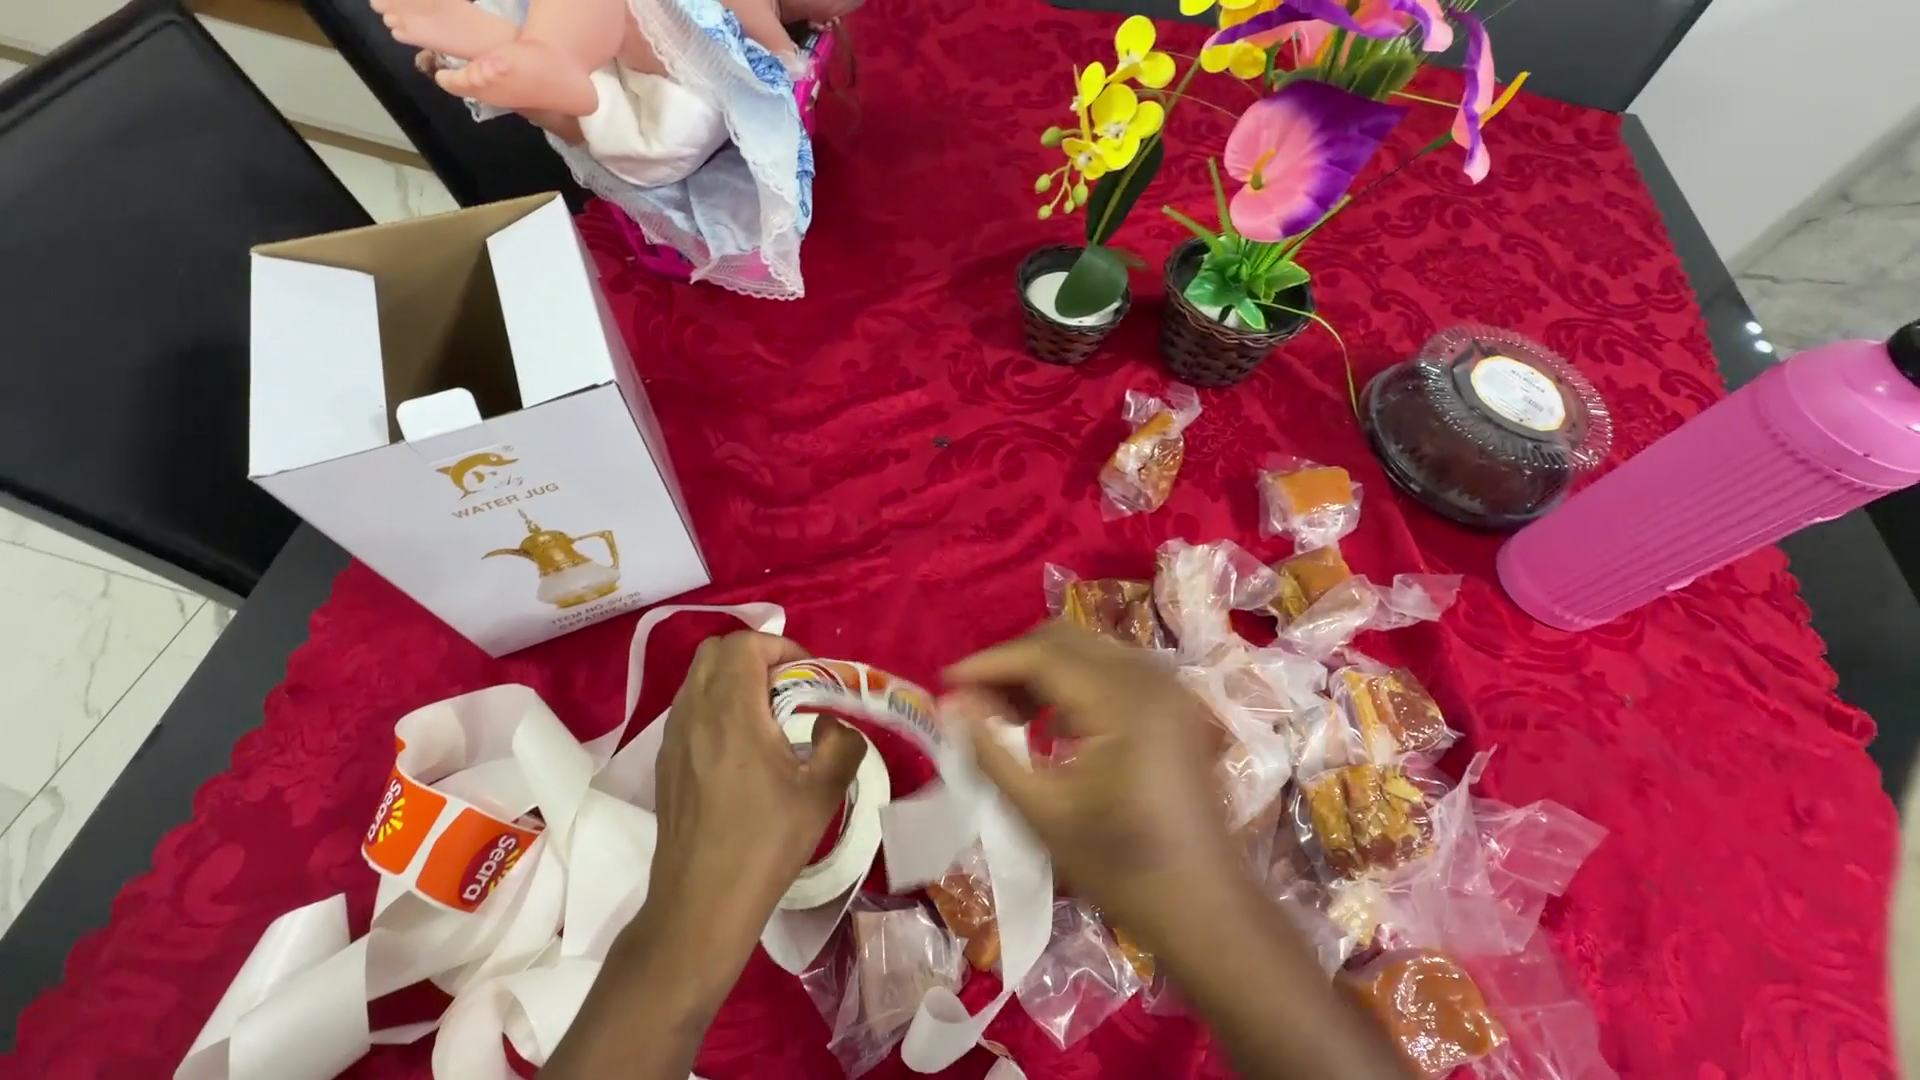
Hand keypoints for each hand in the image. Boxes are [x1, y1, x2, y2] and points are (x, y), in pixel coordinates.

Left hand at [548, 632, 866, 1079]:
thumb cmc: (765, 843)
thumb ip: (842, 743)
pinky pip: (689, 707)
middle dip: (756, 655)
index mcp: (731, 711)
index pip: (746, 644)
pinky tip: (742, 747)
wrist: (701, 902)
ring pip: (698, 678)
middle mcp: (694, 713)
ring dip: (734, 679)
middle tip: (789, 687)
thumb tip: (832, 726)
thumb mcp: (823, 793)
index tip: (808, 676)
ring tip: (768, 715)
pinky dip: (716, 704)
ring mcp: (672, 737)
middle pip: (716, 651)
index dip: (781, 647)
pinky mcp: (665, 761)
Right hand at [942, 623, 1240, 939]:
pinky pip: (1112, 672)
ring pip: (1088, 651)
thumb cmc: (1121, 870)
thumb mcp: (1042, 813)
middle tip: (974, 700)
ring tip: (1005, 713)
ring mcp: (1169, 690)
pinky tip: (1050, 726)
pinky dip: (1074, 685)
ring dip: (1042, 671)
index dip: (989, 664)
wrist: (1204, 907)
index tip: (947, 684)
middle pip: (1066, 640)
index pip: (1042, 655)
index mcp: (1123, 702)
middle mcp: (1150, 679)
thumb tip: (951, 704)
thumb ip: (990, 751)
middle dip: (1014, 663)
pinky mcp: (1175, 706)